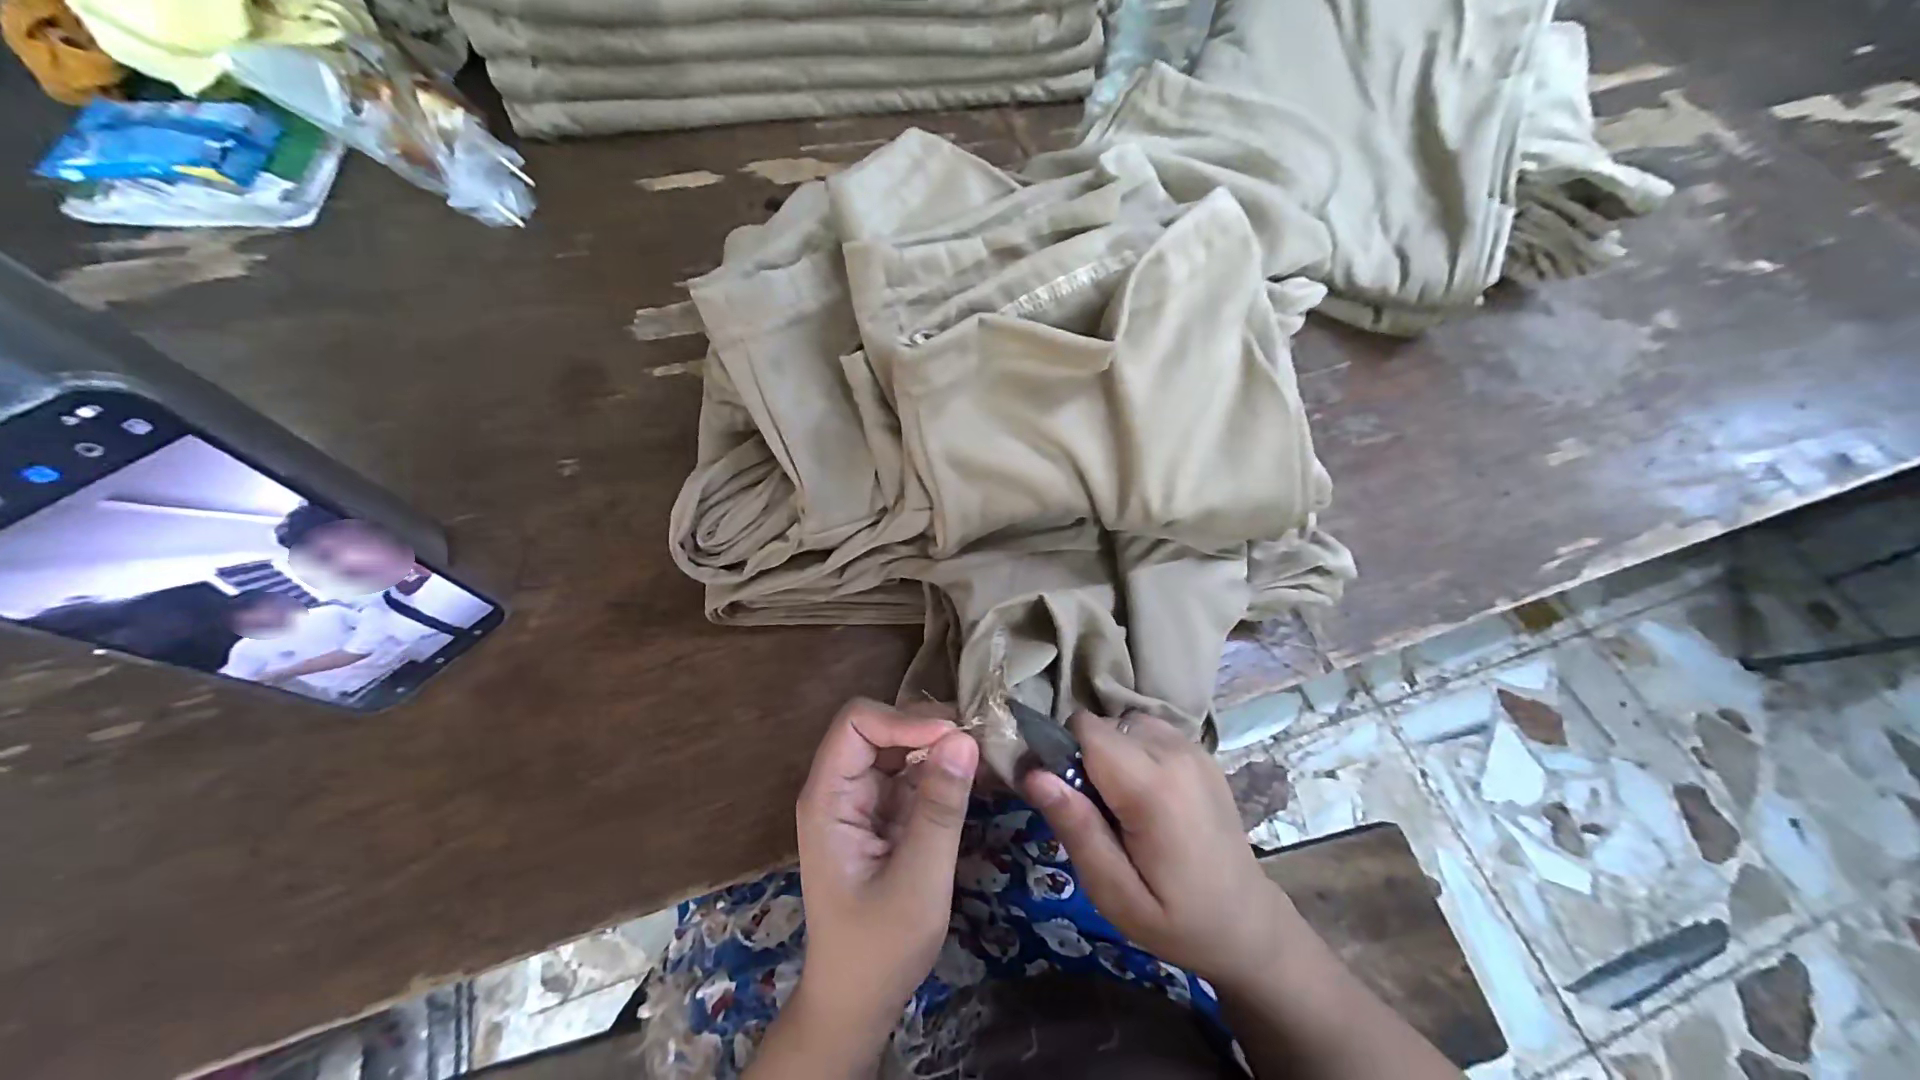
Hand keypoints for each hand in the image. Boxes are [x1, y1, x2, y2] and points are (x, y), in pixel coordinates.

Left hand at [791, 699, 978, 1041]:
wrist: (859, 999)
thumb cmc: (879, 948)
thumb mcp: (919, 880)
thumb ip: (940, 808)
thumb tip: (964, 739)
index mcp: (828, 797)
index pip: (857, 723)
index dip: (904, 720)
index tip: (954, 737)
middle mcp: (841, 788)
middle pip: (879, 727)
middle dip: (928, 727)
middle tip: (981, 740)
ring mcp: (863, 800)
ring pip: (900, 747)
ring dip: (940, 746)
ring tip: (986, 754)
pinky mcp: (885, 814)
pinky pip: (913, 775)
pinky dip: (944, 770)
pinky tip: (976, 776)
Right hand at [1021, 711, 1289, 990]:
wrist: (1246, 923)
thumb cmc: (1175, 918)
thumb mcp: (1115, 893)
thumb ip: (1076, 828)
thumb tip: (1033, 774)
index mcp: (1152, 787)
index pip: (1084, 728)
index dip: (1063, 754)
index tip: (1066, 796)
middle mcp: (1175, 753)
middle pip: (1103, 724)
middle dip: (1086, 756)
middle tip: (1096, 811)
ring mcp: (1193, 748)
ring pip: (1124, 722)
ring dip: (1110, 751)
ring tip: (1120, 801)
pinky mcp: (1201, 751)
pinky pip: (1148, 729)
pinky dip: (1134, 749)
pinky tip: (1145, 791)